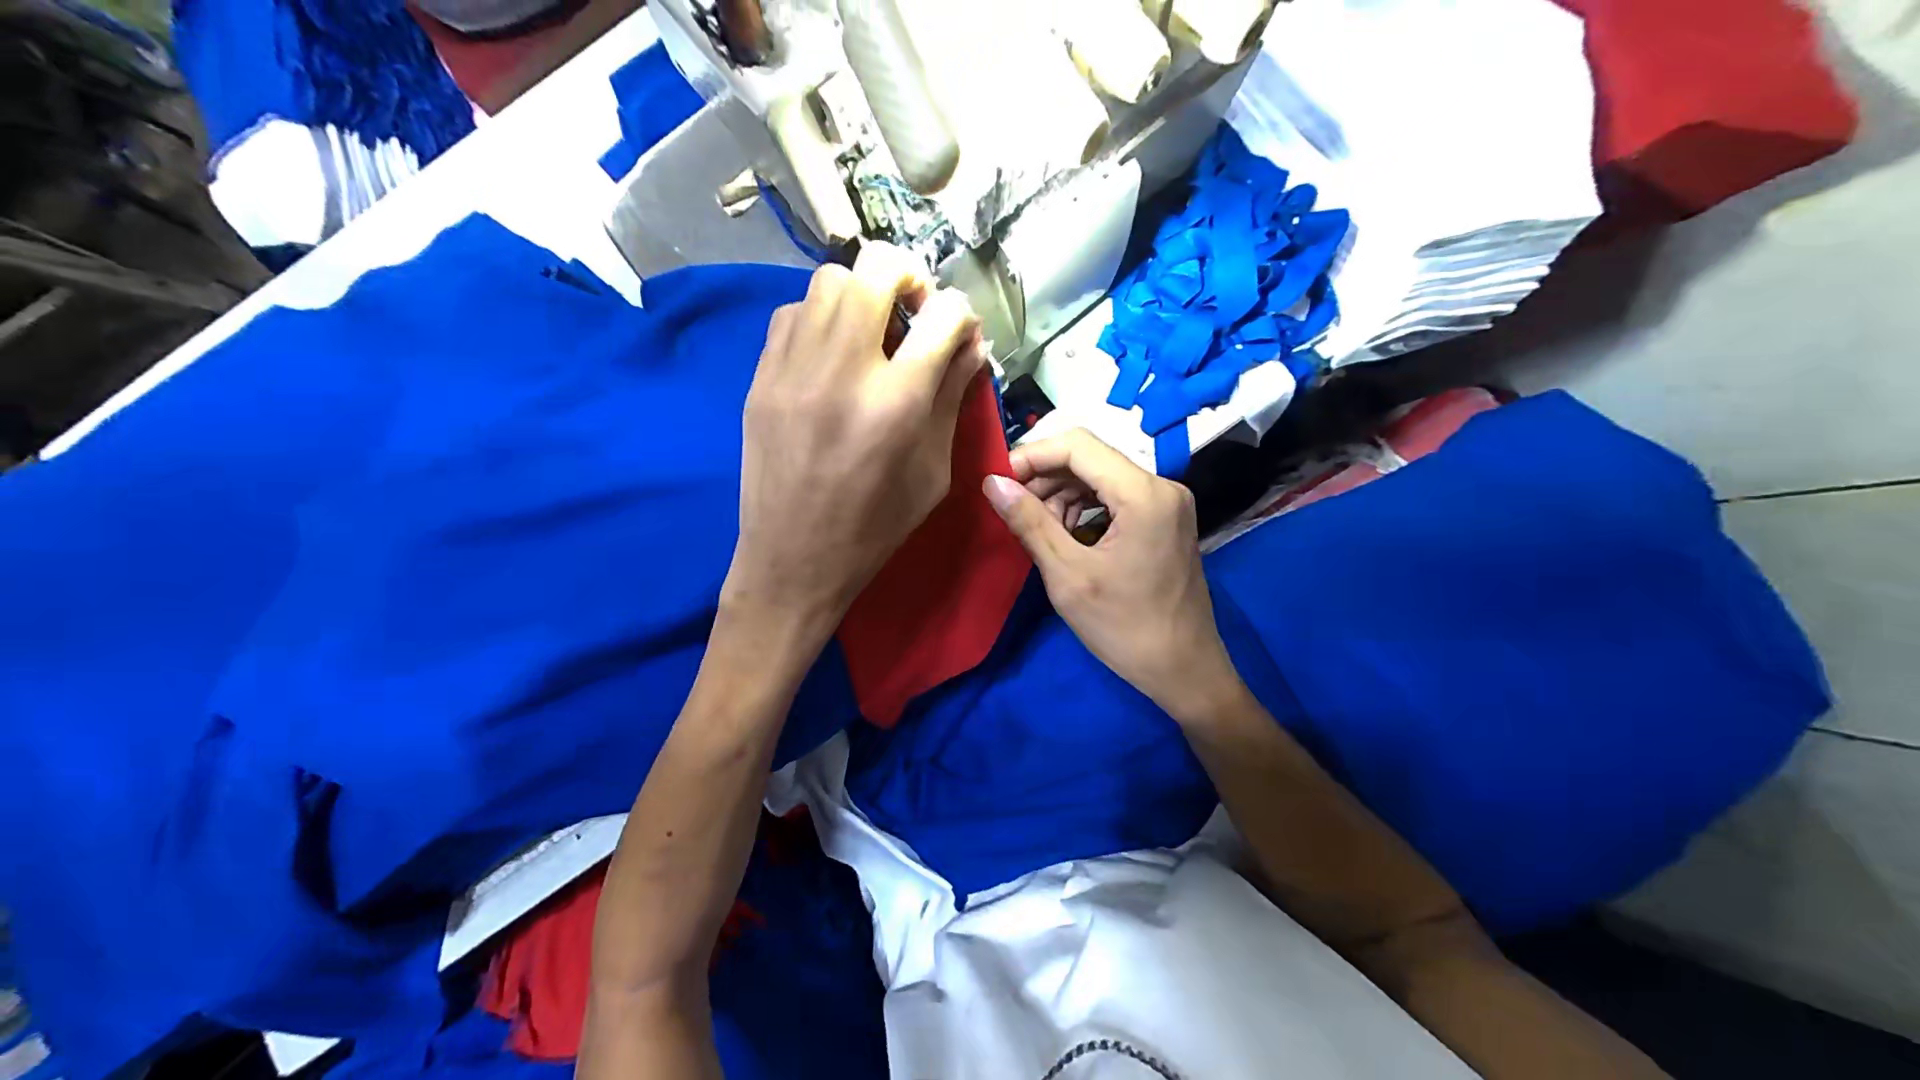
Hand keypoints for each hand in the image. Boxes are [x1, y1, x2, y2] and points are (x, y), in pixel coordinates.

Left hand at [727, 243, 984, 633]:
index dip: (961, 314)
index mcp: (898, 402)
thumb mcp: (933, 472)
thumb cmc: (875, 527)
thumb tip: (970, 344)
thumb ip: (952, 399)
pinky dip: (821, 319)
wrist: (793, 560)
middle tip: (914, 311)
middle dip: (909, 277)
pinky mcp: (762, 376)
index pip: (943, 313)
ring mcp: (793, 368)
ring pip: (830, 280)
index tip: (958, 333)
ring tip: (870, 334)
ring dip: (862, 294)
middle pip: (877, 268)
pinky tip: (830, 355)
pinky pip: (793, 313)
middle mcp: (844, 369)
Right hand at [983, 428, 1244, 720]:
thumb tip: (991, 482)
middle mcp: (1162, 485)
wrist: (1183, 670)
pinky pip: (1115, 496)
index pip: (1078, 445)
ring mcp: (1167, 502)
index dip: (1032, 455)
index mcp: (1144, 493)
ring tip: (1038, 531)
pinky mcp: (1165, 519)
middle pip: (1090, 457)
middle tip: (1013, 510)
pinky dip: (1084, 508)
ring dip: (1062, 494)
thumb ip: (1029, 522)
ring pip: (1100, 476)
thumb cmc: (1124, 628)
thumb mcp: (1067, 575)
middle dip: (1045, 477)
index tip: (997, 481)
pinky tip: (1065, 536)